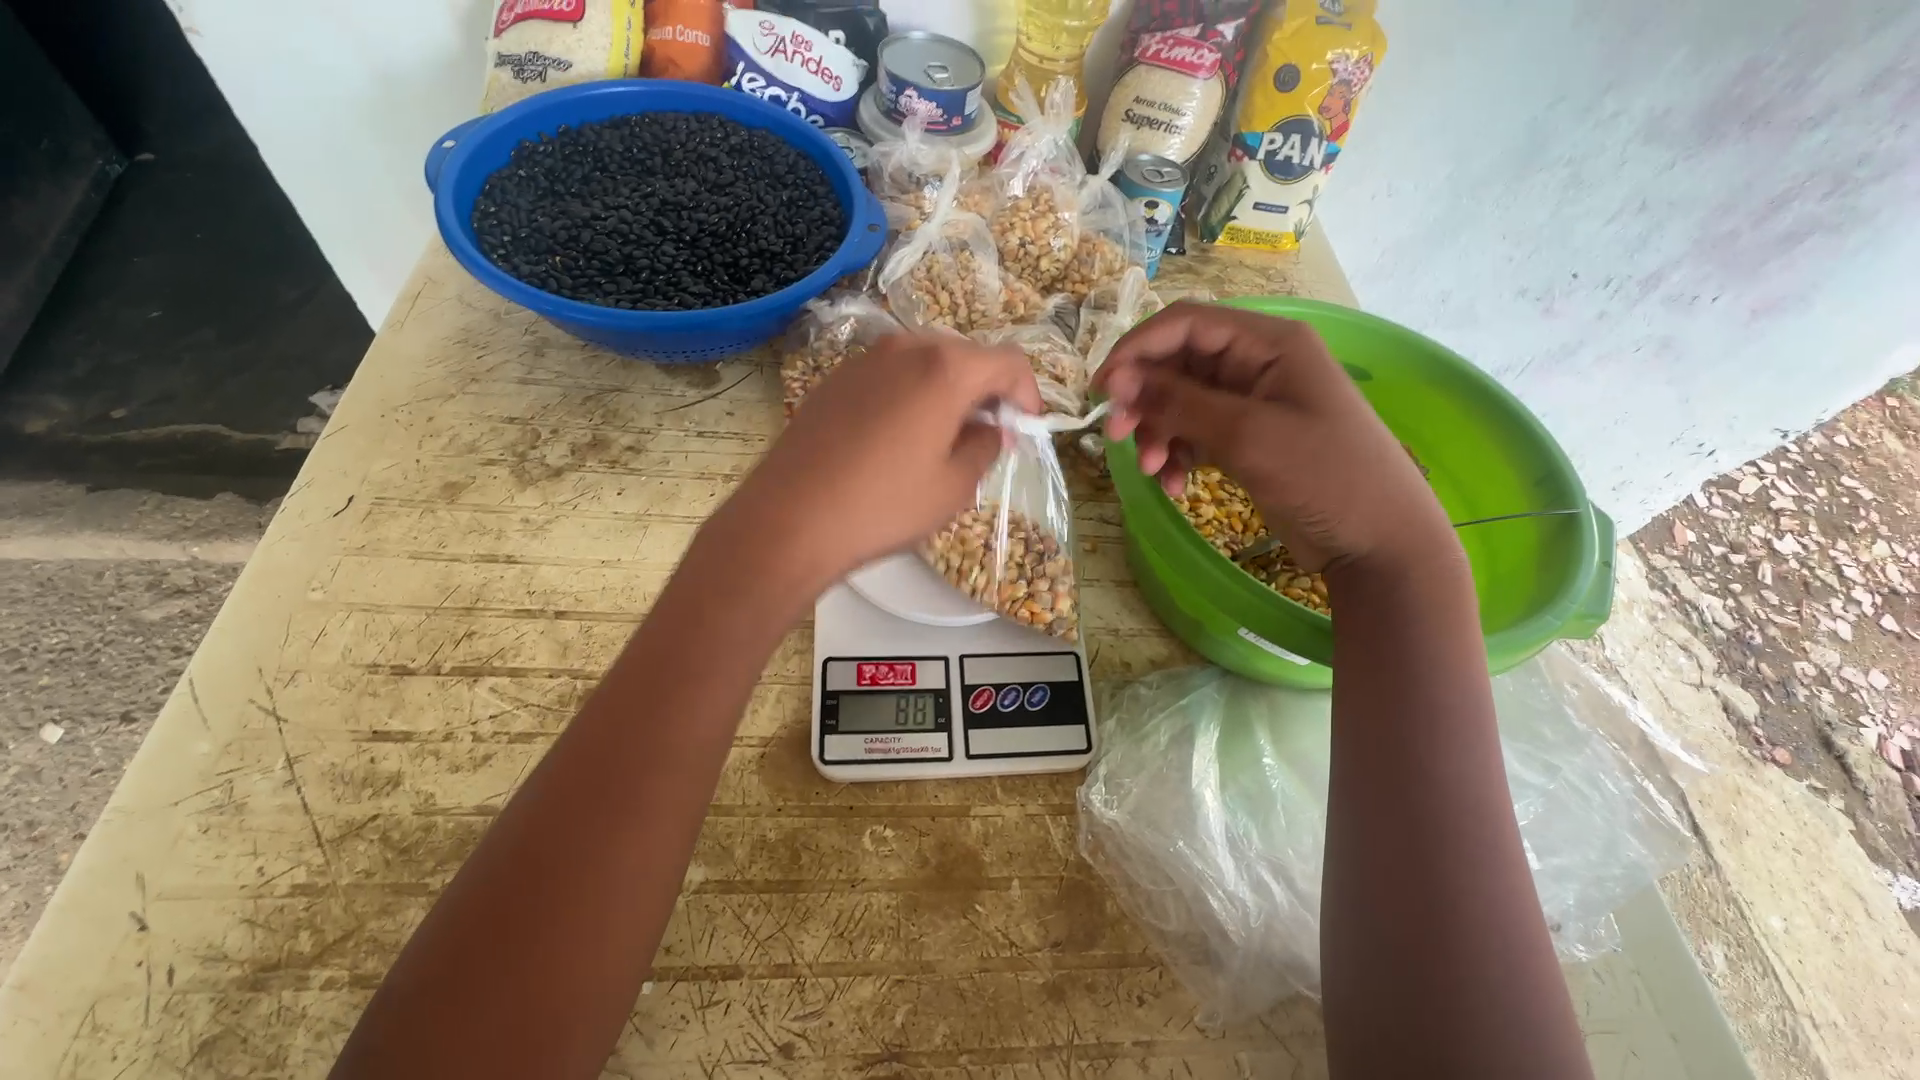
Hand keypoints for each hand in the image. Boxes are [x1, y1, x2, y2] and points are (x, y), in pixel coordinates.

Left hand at [721, 333, 1042, 584]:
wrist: (790, 518)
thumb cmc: (883, 505)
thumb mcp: (954, 486)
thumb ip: (987, 447)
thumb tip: (994, 430)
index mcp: (946, 368)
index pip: (1009, 362)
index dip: (1028, 393)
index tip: (1026, 428)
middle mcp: (906, 347)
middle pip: (966, 355)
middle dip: (986, 391)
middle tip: (988, 435)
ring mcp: (865, 359)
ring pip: (924, 363)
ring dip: (946, 392)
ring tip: (943, 439)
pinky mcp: (834, 379)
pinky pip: (889, 376)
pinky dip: (909, 396)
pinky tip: (897, 439)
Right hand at [1094, 302, 1452, 574]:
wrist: (1380, 541)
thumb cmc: (1324, 475)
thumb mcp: (1247, 434)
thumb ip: (1178, 402)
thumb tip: (1116, 379)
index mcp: (1269, 342)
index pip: (1186, 323)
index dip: (1137, 350)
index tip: (1102, 391)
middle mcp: (1259, 363)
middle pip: (1180, 363)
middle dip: (1146, 399)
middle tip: (1120, 437)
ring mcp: (1255, 402)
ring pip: (1183, 401)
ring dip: (1159, 432)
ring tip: (1153, 471)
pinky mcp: (1250, 438)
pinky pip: (1197, 432)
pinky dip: (1178, 454)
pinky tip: (1174, 484)